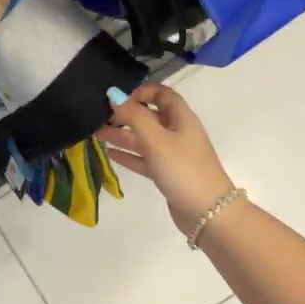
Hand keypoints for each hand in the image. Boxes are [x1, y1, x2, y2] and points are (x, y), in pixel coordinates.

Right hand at [95, 83, 237, 235]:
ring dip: (123, 135)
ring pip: (145, 139)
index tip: (119, 98)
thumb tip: (114, 95)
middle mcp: (178, 132)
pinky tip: (110, 153)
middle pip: (150, 116)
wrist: (207, 211)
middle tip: (100, 117)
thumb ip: (134, 116)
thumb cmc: (183, 169)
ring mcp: (173, 154)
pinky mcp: (167, 173)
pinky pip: (145, 159)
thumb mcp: (156, 139)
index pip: (162, 94)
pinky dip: (129, 155)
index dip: (142, 92)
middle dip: (126, 115)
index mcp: (181, 118)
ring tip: (97, 134)